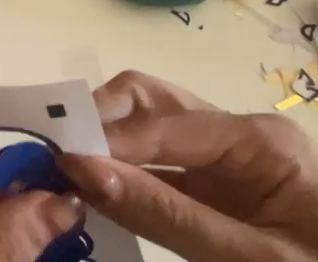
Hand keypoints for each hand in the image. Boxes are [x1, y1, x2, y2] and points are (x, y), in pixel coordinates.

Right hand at [56, 71, 317, 261]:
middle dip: (98, 121)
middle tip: (60, 156)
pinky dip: (125, 173)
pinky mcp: (222, 190)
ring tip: (70, 170)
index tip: (56, 162)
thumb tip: (78, 168)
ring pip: (148, 127)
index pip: (160, 123)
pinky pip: (161, 167)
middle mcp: (240, 133)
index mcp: (260, 139)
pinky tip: (101, 191)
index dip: (104, 139)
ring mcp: (230, 161)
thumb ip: (166, 215)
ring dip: (106, 142)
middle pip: (149, 102)